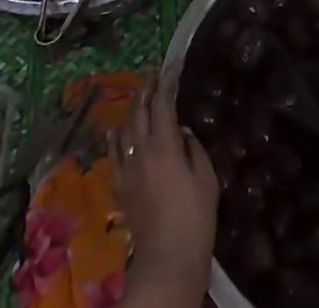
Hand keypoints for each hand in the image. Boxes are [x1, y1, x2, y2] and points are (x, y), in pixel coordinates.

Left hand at [116, 75, 218, 306]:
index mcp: (164, 144)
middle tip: (156, 75)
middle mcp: (140, 149)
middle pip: (140, 110)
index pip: (164, 102)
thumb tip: (182, 132)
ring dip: (133, 108)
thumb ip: (193, 147)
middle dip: (148, 89)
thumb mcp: (206, 176)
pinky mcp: (119, 185)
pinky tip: (114, 130)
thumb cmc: (195, 215)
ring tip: (140, 97)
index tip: (174, 63)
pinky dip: (114, 137)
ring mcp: (126, 167)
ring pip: (124, 127)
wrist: (168, 255)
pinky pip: (112, 154)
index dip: (168, 80)